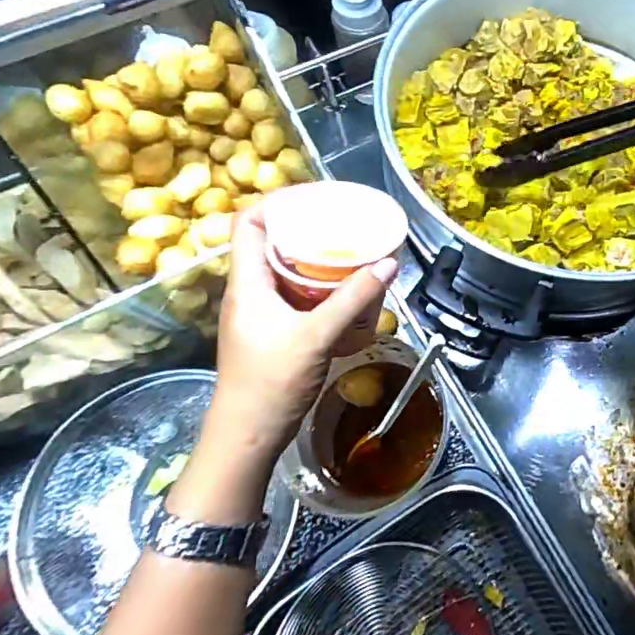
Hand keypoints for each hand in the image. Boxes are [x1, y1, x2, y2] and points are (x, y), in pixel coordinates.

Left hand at [203, 207, 396, 466]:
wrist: (247, 436)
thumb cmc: (272, 382)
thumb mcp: (316, 336)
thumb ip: (352, 300)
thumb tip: (388, 264)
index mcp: (247, 282)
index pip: (247, 222)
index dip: (275, 202)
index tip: (313, 198)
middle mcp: (246, 292)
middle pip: (268, 244)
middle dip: (304, 231)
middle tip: (340, 225)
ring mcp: (255, 315)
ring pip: (281, 273)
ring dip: (310, 263)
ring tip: (346, 254)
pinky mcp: (267, 334)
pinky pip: (289, 298)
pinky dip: (313, 290)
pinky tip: (340, 295)